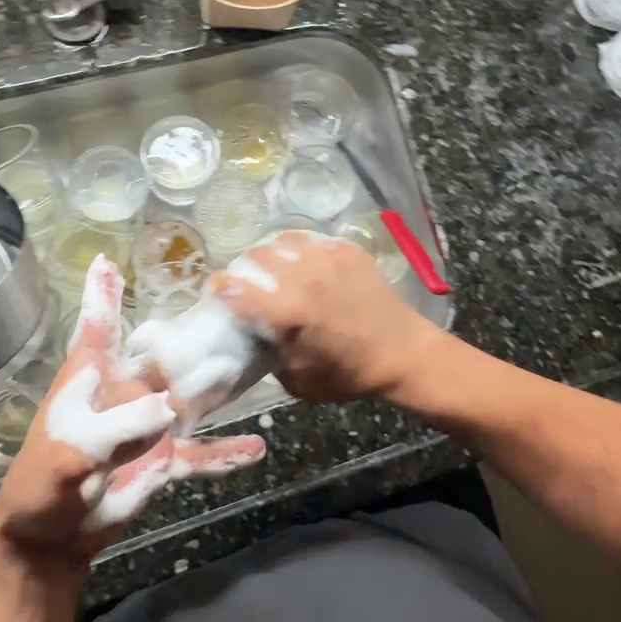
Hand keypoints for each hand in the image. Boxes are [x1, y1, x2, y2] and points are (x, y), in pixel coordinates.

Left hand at [0, 256, 266, 575]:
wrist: (50, 540)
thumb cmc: (43, 486)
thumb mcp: (73, 453)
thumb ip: (119, 428)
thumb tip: (170, 408)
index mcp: (89, 380)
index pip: (97, 327)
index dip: (101, 293)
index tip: (104, 260)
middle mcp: (122, 395)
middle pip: (160, 358)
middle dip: (187, 340)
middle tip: (226, 315)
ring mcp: (146, 428)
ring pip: (187, 399)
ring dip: (214, 388)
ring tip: (250, 369)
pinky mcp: (161, 460)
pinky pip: (200, 452)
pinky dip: (226, 451)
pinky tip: (256, 447)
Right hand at [211, 232, 444, 403]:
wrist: (403, 353)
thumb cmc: (349, 375)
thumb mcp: (298, 381)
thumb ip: (270, 353)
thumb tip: (258, 334)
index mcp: (287, 311)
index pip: (235, 288)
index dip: (220, 288)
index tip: (218, 293)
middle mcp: (304, 277)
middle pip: (256, 256)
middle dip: (246, 268)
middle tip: (249, 282)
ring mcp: (328, 258)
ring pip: (284, 240)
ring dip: (274, 254)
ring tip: (277, 268)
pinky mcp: (349, 251)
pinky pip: (314, 240)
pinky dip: (303, 251)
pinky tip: (307, 265)